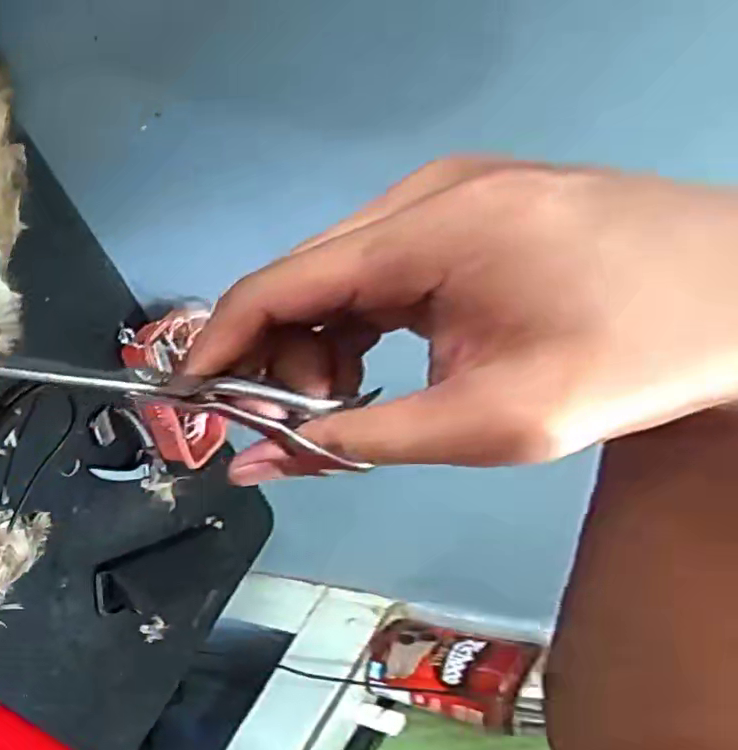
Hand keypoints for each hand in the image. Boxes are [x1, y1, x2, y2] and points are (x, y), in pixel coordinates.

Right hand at [185, 157, 737, 482]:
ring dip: (302, 352)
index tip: (186, 403)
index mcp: (435, 231)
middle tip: (293, 421)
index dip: (213, 349)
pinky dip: (336, 332)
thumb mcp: (488, 425)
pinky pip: (349, 278)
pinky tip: (366, 367)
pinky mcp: (450, 213)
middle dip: (266, 362)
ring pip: (311, 285)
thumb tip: (241, 468)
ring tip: (342, 399)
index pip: (272, 288)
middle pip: (285, 286)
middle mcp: (422, 198)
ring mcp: (438, 199)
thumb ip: (348, 445)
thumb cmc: (646, 360)